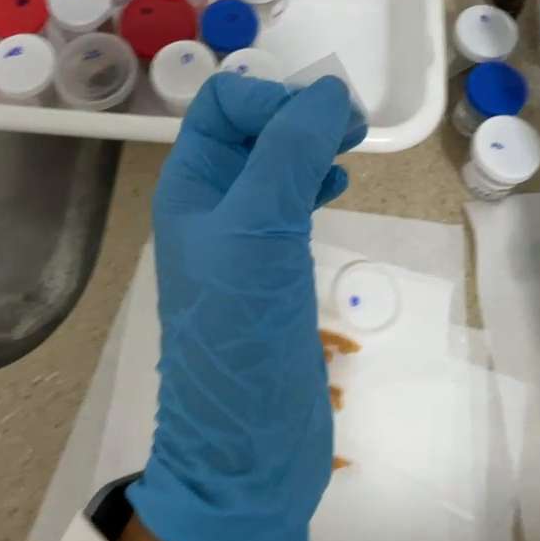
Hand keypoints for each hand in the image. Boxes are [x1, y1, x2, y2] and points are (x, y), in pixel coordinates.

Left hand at [128, 74, 363, 540]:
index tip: (318, 122)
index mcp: (191, 186)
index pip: (223, 105)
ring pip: (277, 162)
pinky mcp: (274, 266)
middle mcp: (213, 203)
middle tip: (349, 127)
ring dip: (311, 144)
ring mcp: (244, 236)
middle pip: (253, 126)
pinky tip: (336, 186)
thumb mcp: (258, 230)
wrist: (246, 448)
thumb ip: (288, 154)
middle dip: (297, 114)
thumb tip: (326, 93)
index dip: (270, 99)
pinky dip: (316, 181)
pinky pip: (293, 201)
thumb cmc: (239, 332)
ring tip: (348, 148)